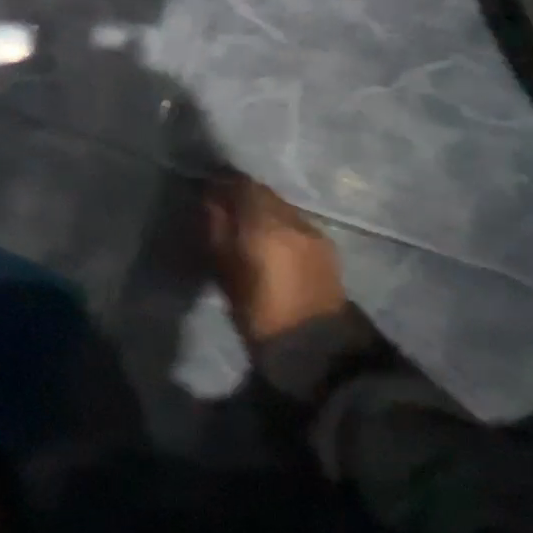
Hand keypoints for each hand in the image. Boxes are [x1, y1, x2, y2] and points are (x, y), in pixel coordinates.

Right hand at [206, 171, 346, 341]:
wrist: (315, 348)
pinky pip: (295, 221)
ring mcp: (313, 230)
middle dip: (242, 195)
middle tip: (224, 208)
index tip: (207, 192)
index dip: (222, 184)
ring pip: (281, 206)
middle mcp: (291, 218)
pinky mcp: (326, 245)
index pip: (241, 185)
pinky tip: (272, 241)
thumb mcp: (225, 271)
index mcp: (264, 223)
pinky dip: (280, 223)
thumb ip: (217, 229)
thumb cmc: (259, 312)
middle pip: (263, 192)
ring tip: (247, 226)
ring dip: (263, 209)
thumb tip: (210, 202)